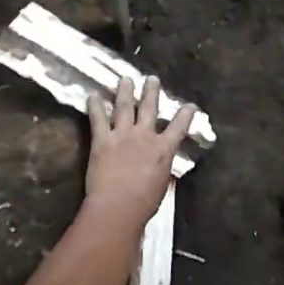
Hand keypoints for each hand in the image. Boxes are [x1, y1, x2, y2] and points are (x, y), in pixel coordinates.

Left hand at [83, 76, 195, 227]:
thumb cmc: (144, 202)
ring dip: (125, 91)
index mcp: (163, 149)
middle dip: (151, 92)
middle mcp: (144, 136)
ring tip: (125, 79)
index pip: (179, 127)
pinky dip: (95, 106)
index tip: (190, 105)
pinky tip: (93, 96)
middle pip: (149, 108)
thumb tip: (162, 166)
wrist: (118, 205)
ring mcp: (122, 135)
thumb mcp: (162, 184)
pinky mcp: (102, 140)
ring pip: (124, 106)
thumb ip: (162, 169)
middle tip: (151, 79)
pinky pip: (98, 119)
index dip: (186, 115)